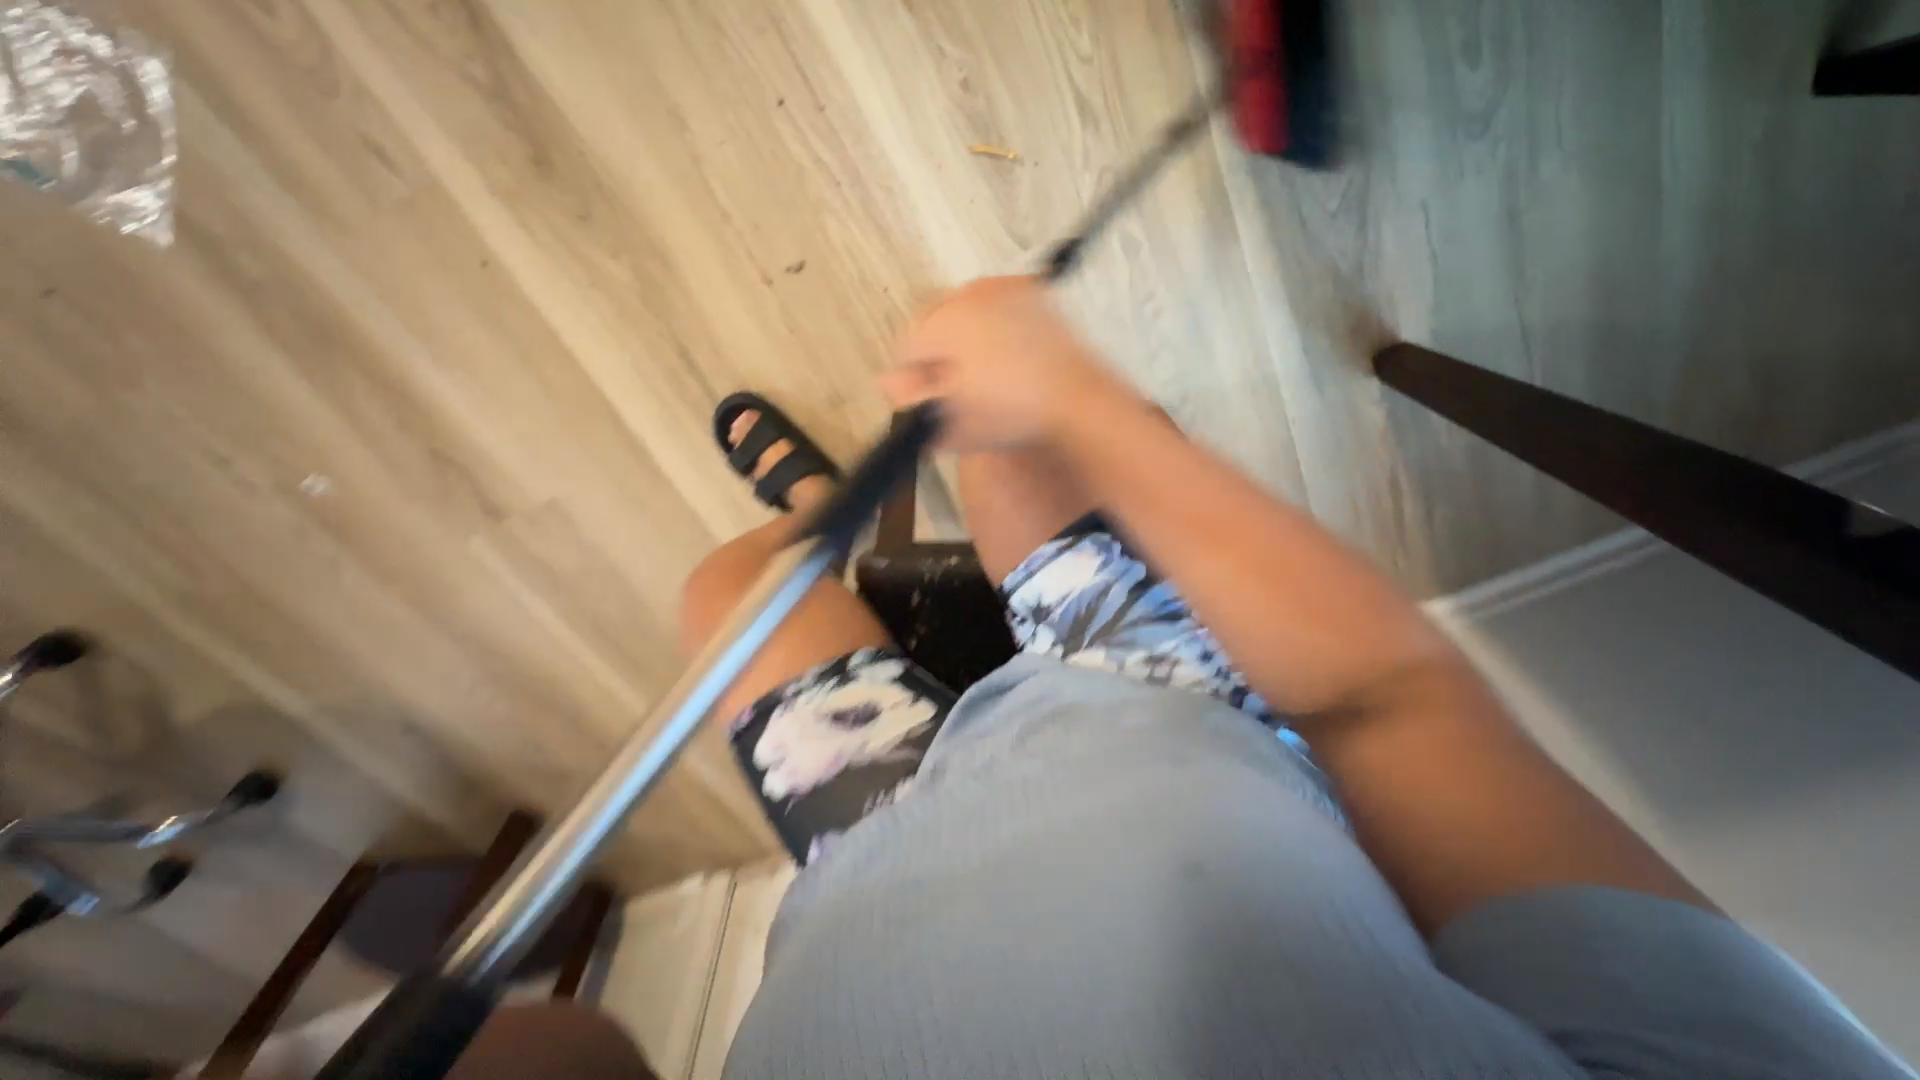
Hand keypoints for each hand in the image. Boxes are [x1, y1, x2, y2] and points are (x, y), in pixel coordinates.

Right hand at [880, 275, 1139, 450]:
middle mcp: (969, 295)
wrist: (1079, 401)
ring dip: (964, 335)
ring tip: (983, 371)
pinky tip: (1005, 352)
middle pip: (932, 322)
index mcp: (942, 324)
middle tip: (957, 385)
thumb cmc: (1014, 414)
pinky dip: (993, 322)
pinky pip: (996, 302)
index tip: (932, 397)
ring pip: (963, 309)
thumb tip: (888, 383)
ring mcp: (1004, 288)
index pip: (906, 347)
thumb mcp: (951, 422)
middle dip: (938, 351)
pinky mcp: (1032, 290)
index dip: (915, 377)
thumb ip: (910, 402)